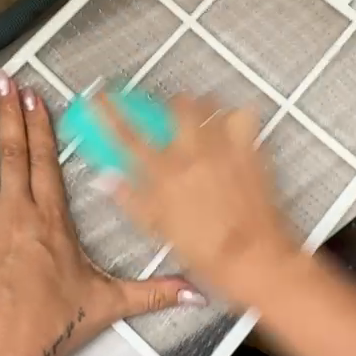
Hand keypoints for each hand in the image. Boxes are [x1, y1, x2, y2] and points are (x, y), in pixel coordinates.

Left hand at [0, 72, 204, 355]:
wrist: (8, 349)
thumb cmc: (56, 321)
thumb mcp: (111, 301)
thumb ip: (156, 293)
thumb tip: (198, 293)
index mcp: (51, 216)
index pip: (45, 159)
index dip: (41, 125)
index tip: (36, 96)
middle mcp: (17, 209)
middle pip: (11, 151)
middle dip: (7, 113)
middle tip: (3, 81)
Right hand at [100, 94, 299, 304]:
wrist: (254, 257)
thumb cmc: (207, 250)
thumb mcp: (159, 228)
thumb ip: (131, 197)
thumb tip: (108, 180)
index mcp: (164, 172)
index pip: (127, 133)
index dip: (109, 112)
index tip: (101, 98)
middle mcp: (193, 152)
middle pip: (175, 105)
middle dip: (168, 104)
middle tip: (166, 113)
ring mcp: (223, 147)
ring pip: (208, 104)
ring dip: (201, 107)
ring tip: (199, 118)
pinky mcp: (250, 149)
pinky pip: (242, 116)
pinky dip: (235, 117)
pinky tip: (232, 128)